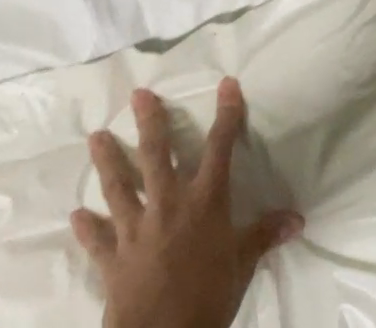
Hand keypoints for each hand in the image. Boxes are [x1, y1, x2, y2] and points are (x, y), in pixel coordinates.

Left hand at [72, 78, 304, 327]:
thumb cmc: (209, 292)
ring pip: (119, 187)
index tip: (226, 84)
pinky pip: (97, 239)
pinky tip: (78, 214)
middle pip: (156, 156)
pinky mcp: (112, 258)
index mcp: (205, 200)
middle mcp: (168, 205)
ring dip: (108, 161)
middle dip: (148, 123)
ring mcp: (135, 230)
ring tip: (96, 136)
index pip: (220, 147)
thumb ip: (266, 234)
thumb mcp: (245, 261)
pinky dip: (88, 226)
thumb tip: (297, 219)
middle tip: (137, 95)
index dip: (226, 114)